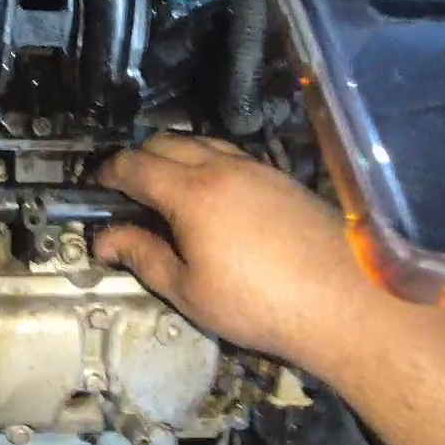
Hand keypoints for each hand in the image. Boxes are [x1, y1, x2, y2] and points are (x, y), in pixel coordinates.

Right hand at [94, 134, 388, 373]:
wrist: (349, 303)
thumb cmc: (258, 303)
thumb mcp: (187, 290)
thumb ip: (142, 256)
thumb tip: (105, 240)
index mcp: (191, 192)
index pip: (134, 165)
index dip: (107, 173)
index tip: (95, 188)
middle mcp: (222, 168)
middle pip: (164, 142)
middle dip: (136, 159)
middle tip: (125, 191)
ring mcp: (257, 169)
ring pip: (200, 142)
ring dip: (173, 156)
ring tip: (164, 189)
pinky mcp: (282, 179)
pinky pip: (230, 155)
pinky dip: (205, 163)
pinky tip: (209, 197)